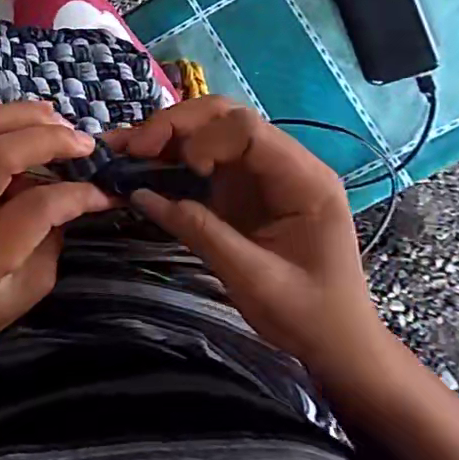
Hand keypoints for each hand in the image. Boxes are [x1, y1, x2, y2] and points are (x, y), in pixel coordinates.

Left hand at [0, 102, 110, 362]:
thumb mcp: (30, 288)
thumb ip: (51, 237)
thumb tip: (76, 191)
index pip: (31, 207)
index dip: (74, 193)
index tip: (104, 191)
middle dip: (45, 139)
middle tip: (85, 142)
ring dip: (19, 115)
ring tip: (59, 121)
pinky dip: (2, 118)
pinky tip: (32, 123)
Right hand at [108, 96, 385, 376]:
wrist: (334, 343)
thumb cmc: (308, 313)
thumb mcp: (253, 277)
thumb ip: (200, 231)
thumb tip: (140, 194)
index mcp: (303, 181)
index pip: (247, 129)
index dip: (205, 139)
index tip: (183, 170)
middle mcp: (281, 164)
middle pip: (222, 116)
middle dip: (173, 125)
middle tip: (134, 149)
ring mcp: (256, 172)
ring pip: (204, 127)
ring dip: (162, 135)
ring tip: (124, 151)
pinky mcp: (235, 185)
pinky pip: (195, 153)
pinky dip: (164, 154)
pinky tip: (137, 163)